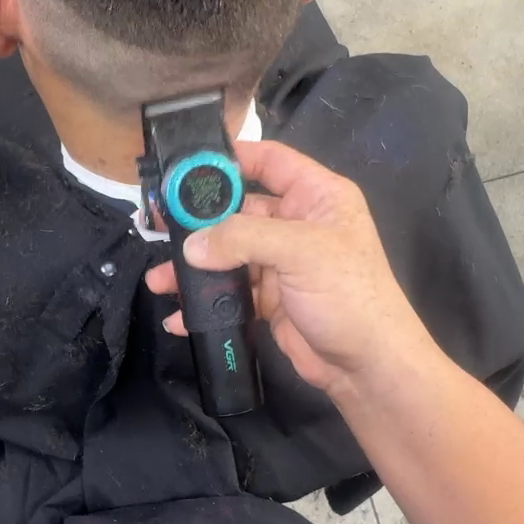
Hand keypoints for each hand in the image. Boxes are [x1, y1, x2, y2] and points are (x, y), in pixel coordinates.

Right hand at [143, 140, 435, 396]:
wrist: (366, 366)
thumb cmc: (348, 295)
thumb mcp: (300, 252)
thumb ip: (243, 239)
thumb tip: (191, 246)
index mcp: (316, 197)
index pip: (269, 161)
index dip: (230, 158)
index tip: (186, 166)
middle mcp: (297, 224)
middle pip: (238, 212)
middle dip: (198, 222)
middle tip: (157, 225)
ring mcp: (282, 264)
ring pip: (227, 256)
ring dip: (193, 269)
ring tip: (159, 281)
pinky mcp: (270, 300)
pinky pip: (230, 293)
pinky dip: (205, 303)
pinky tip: (180, 315)